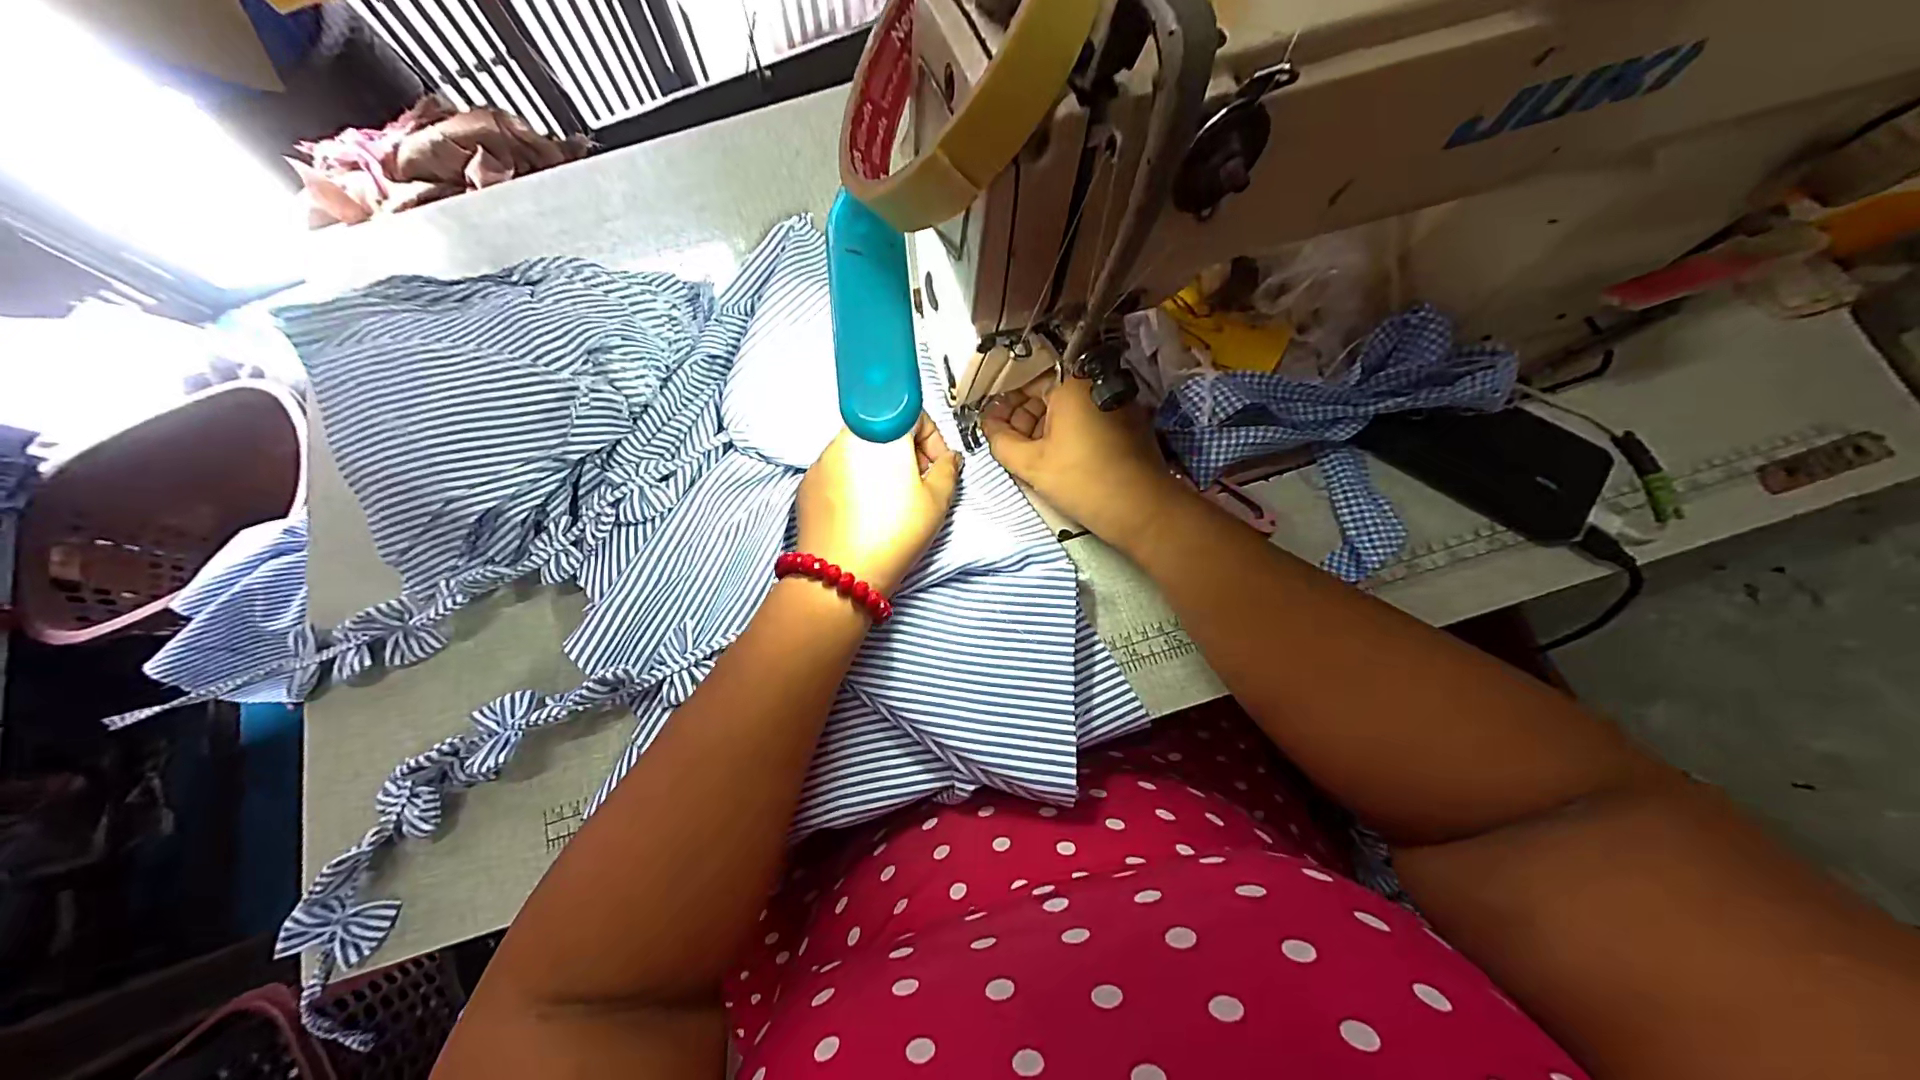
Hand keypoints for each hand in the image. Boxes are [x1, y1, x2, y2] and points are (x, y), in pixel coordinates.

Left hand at [796, 414, 961, 594]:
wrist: (841, 574)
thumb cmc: (894, 535)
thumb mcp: (937, 502)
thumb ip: (948, 469)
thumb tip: (949, 458)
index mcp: (883, 432)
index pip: (911, 411)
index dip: (930, 437)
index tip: (934, 465)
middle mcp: (847, 437)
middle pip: (884, 428)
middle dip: (906, 452)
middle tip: (919, 484)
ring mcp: (822, 459)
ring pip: (860, 450)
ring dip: (880, 466)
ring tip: (891, 503)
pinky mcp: (809, 482)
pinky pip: (839, 470)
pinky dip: (855, 482)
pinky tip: (864, 514)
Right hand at [980, 374, 1188, 540]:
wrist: (1144, 511)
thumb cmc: (1085, 483)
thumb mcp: (1032, 464)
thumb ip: (1000, 440)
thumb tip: (988, 425)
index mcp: (1073, 382)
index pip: (1025, 377)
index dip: (1002, 398)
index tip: (988, 420)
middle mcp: (1096, 382)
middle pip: (1047, 390)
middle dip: (1021, 414)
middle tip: (1003, 440)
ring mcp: (1114, 401)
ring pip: (1066, 406)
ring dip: (1041, 425)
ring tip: (1024, 453)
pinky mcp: (1125, 422)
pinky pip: (1085, 418)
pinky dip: (1065, 432)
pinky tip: (1052, 457)